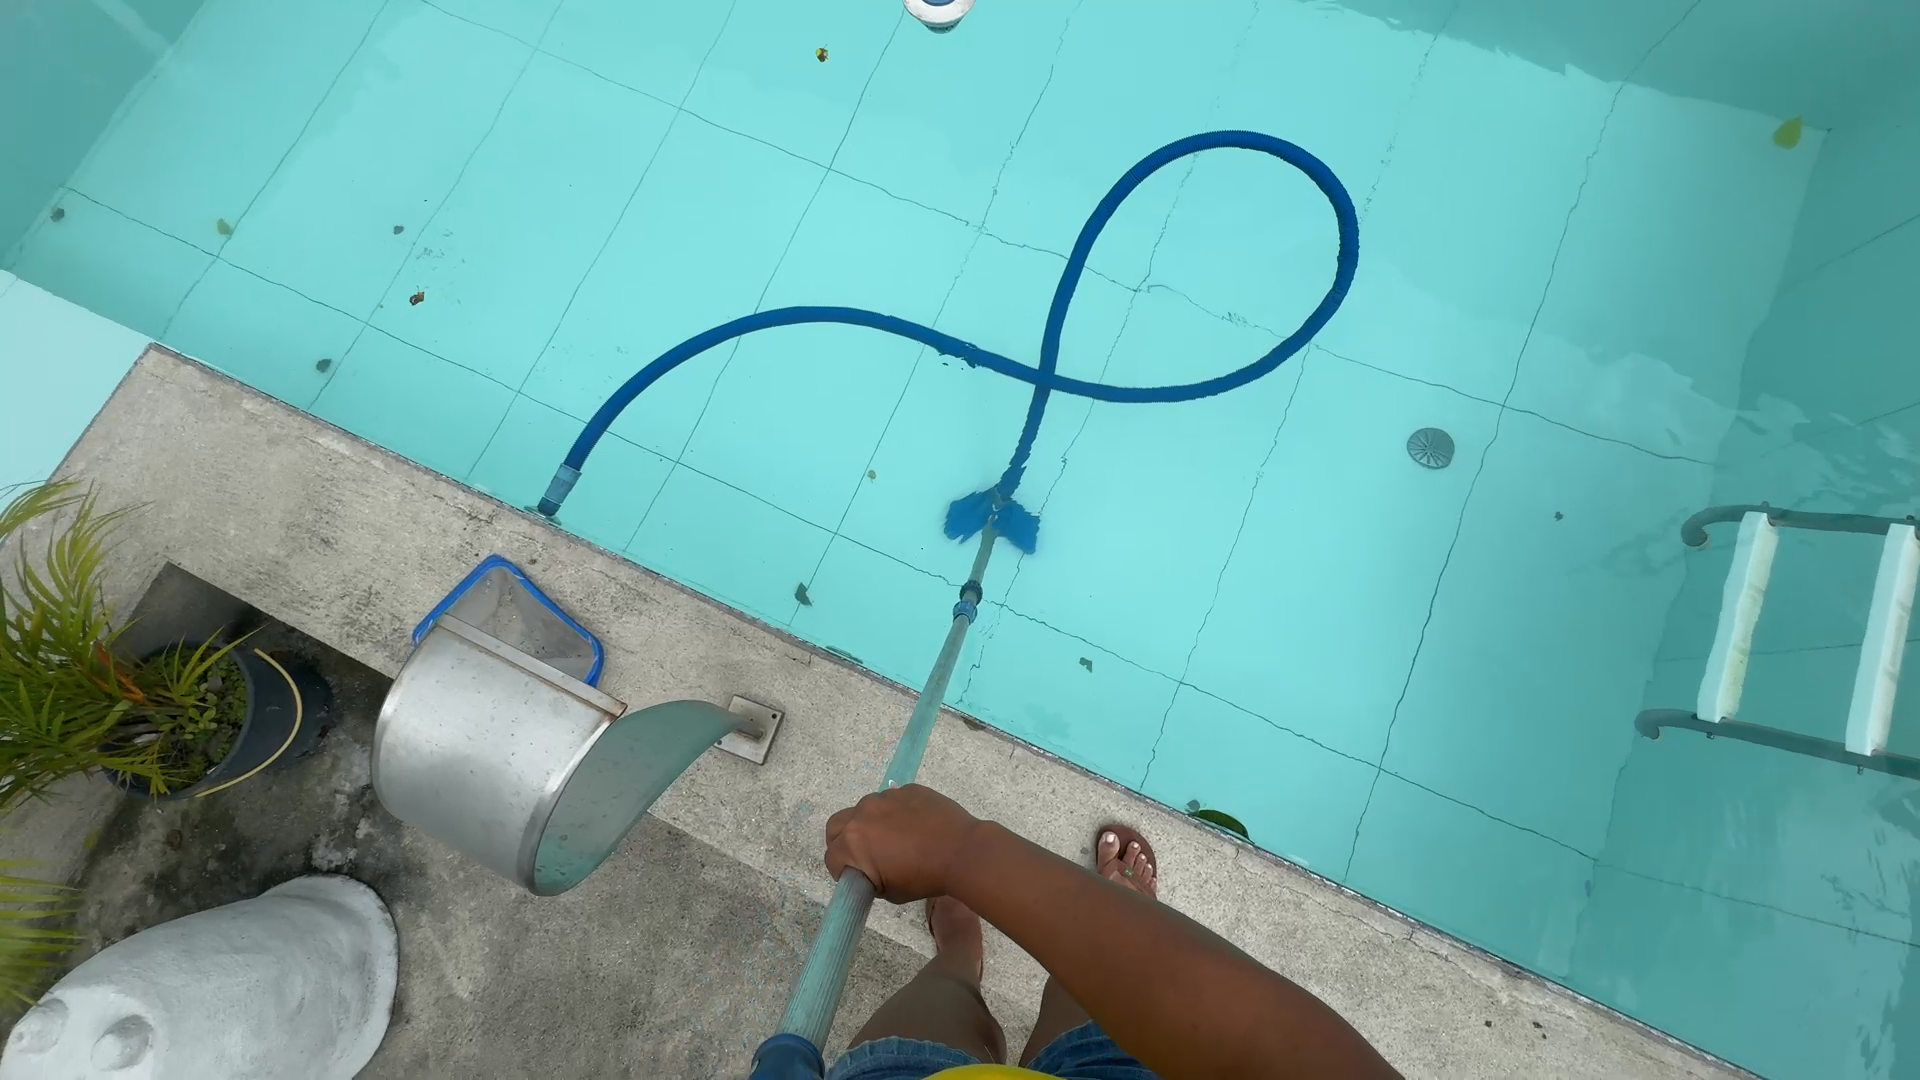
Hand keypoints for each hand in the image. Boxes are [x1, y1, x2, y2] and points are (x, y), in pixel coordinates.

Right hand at [824, 784, 981, 902]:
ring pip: (865, 809)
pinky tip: (914, 826)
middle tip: (864, 855)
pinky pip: (891, 800)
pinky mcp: (907, 788)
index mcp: (853, 841)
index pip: (832, 857)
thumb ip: (868, 878)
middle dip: (843, 841)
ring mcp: (886, 796)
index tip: (858, 878)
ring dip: (870, 824)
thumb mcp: (888, 892)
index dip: (842, 871)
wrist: (960, 851)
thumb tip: (868, 871)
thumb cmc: (922, 877)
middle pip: (836, 825)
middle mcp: (863, 813)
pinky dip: (895, 812)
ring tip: (895, 839)